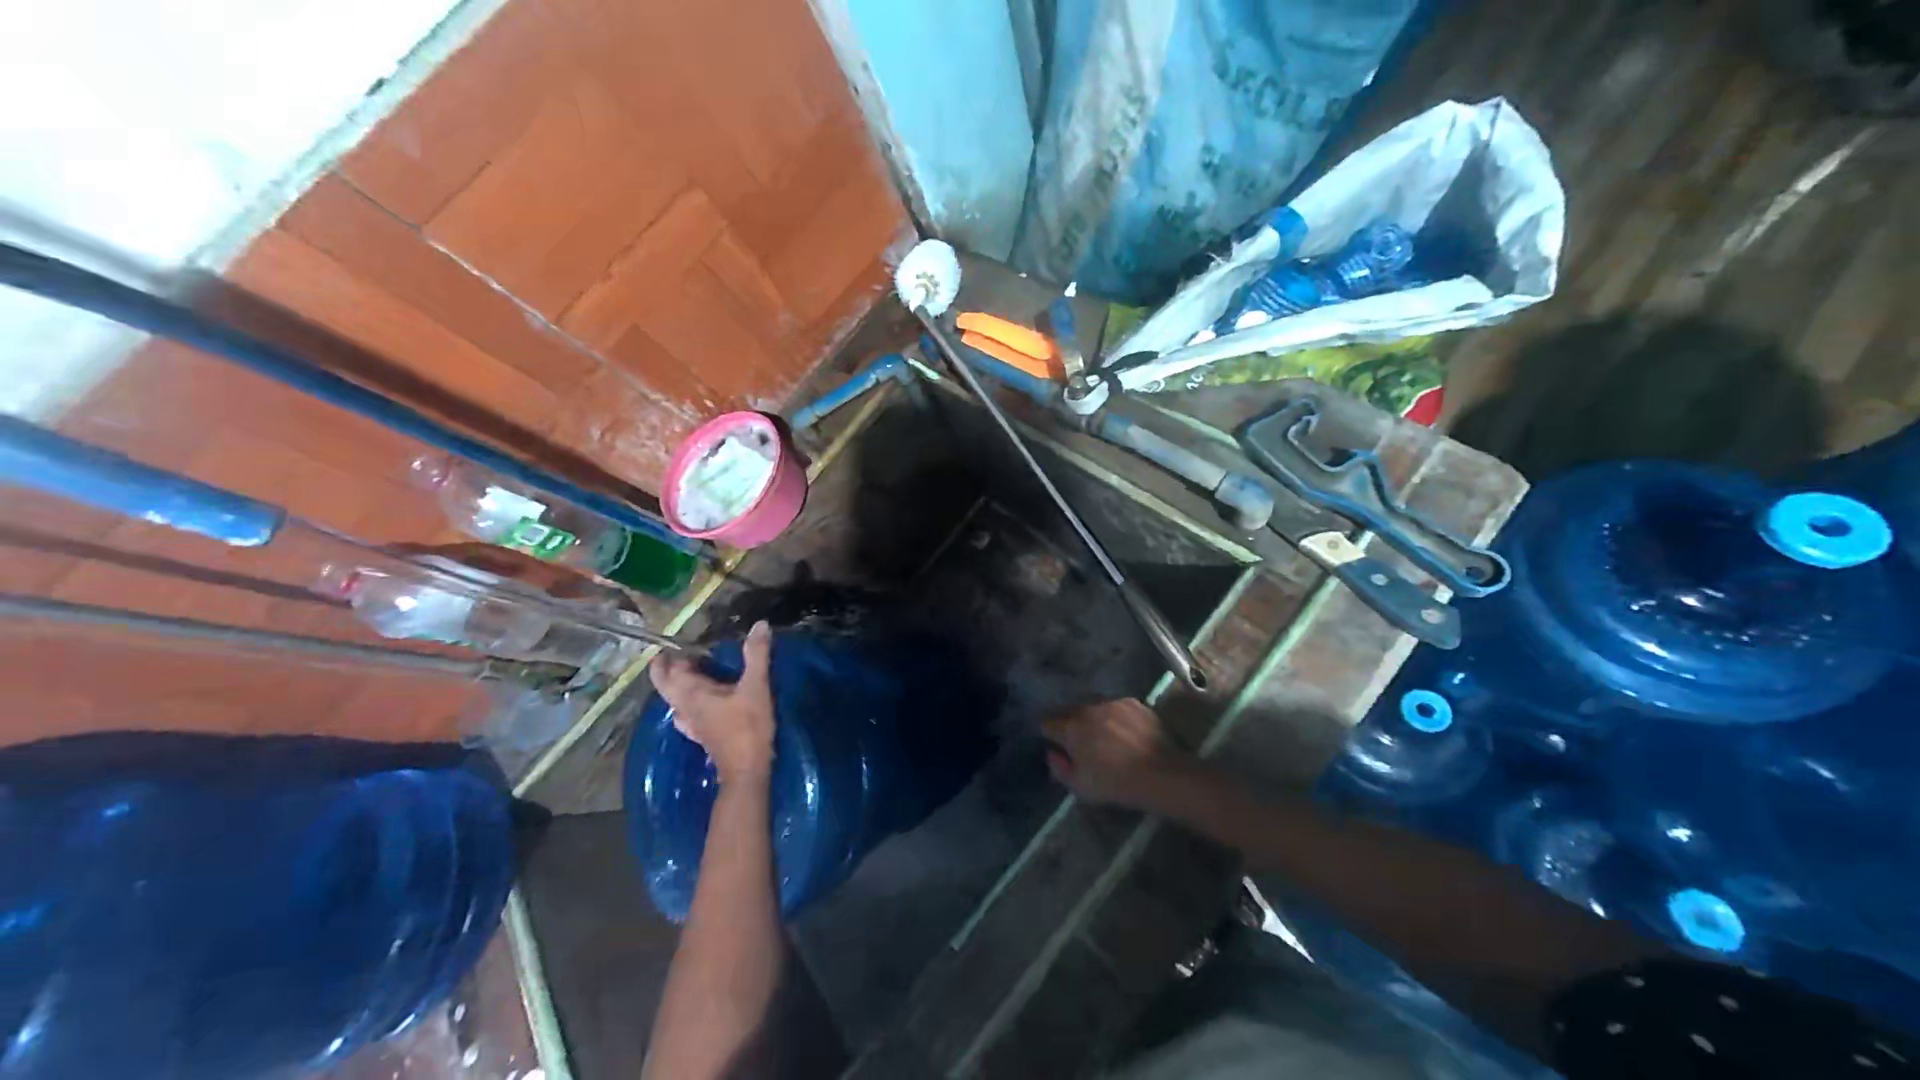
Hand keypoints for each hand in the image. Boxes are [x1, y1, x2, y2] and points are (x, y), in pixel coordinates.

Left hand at [650, 621, 776, 783]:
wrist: (747, 771)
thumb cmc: (749, 727)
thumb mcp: (756, 687)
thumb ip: (757, 654)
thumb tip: (760, 624)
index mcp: (691, 692)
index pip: (668, 669)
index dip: (671, 655)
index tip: (683, 642)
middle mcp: (683, 707)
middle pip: (665, 684)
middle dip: (670, 668)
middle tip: (687, 654)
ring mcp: (689, 723)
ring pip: (674, 699)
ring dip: (680, 684)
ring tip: (699, 671)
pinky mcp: (700, 735)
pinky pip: (685, 713)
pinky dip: (689, 701)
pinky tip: (704, 700)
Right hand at [1041, 698, 1195, 810]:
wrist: (1160, 773)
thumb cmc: (1115, 783)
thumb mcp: (1080, 786)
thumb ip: (1059, 768)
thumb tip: (1051, 753)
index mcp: (1071, 728)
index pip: (1047, 723)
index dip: (1048, 734)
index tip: (1054, 743)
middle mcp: (1087, 708)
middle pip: (1068, 711)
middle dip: (1067, 722)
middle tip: (1075, 739)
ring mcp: (1111, 703)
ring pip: (1091, 706)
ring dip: (1090, 717)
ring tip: (1100, 732)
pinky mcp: (1133, 703)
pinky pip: (1114, 706)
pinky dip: (1112, 715)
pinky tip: (1121, 730)